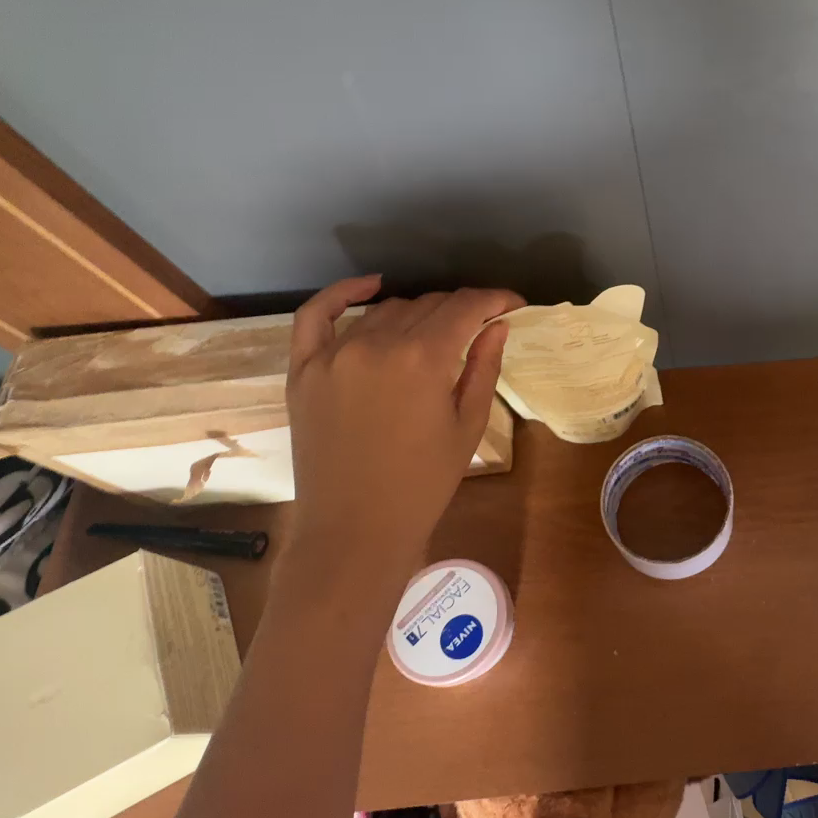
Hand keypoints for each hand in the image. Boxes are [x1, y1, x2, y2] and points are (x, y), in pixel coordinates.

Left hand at [282, 276, 524, 582]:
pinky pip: (315, 315)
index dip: (495, 300)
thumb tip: (497, 325)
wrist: (355, 530)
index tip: (514, 306)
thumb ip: (483, 367)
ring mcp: (333, 354)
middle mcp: (376, 344)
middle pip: (428, 305)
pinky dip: (342, 294)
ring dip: (417, 314)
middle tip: (480, 329)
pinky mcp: (303, 370)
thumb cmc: (423, 484)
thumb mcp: (467, 426)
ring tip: (434, 334)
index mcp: (423, 359)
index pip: (466, 307)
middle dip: (461, 310)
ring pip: (385, 311)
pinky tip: (370, 287)